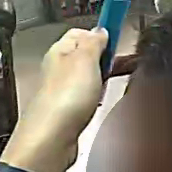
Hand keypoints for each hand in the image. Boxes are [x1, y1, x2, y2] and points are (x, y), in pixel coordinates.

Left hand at [6, 27, 107, 171]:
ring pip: (89, 76)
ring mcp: (63, 89)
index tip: (118, 37)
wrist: (51, 140)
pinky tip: (101, 100)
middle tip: (120, 62)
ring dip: (103, 78)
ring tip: (111, 82)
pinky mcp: (68, 109)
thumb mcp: (86, 59)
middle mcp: (59, 68)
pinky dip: (98, 96)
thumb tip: (101, 30)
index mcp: (59, 50)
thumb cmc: (64, 99)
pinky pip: (88, 95)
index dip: (101, 34)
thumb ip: (95, 41)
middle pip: (87, 54)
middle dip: (106, 58)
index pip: (82, 32)